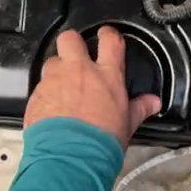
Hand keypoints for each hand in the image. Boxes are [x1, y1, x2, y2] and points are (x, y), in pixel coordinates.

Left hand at [25, 27, 161, 148]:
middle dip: (72, 43)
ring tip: (61, 87)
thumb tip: (153, 103)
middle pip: (71, 38)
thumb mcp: (127, 124)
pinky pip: (39, 85)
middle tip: (75, 56)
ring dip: (56, 70)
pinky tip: (50, 107)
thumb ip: (139, 109)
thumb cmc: (100, 141)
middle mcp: (79, 72)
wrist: (70, 156)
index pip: (110, 41)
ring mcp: (55, 80)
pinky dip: (44, 93)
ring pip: (52, 61)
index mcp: (106, 76)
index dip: (108, 34)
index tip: (106, 36)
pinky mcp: (36, 94)